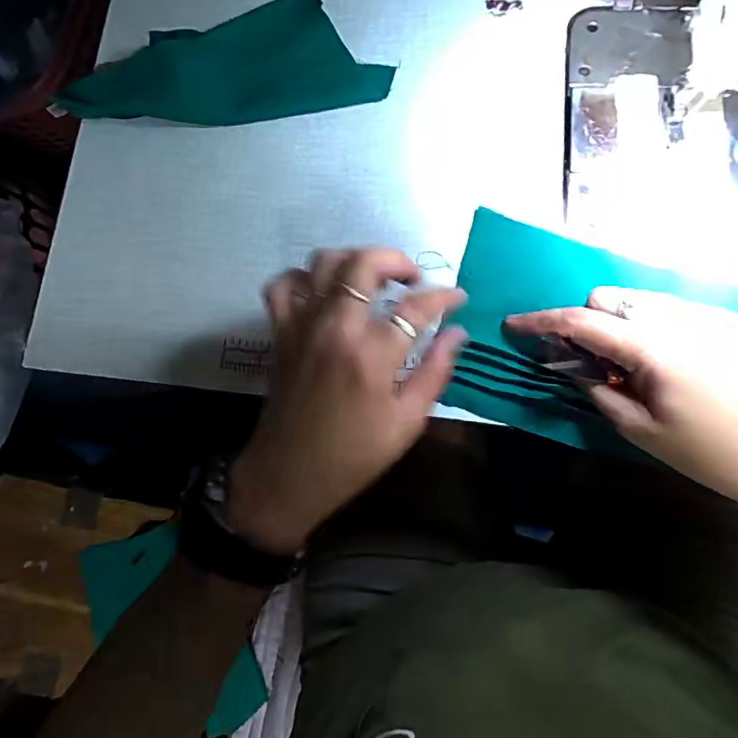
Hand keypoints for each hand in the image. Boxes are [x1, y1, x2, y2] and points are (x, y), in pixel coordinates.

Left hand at [225, 248, 466, 554]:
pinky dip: (305, 278)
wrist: (288, 477)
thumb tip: (457, 333)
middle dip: (397, 260)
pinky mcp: (280, 332)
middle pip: (365, 263)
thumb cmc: (354, 456)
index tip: (458, 298)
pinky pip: (283, 285)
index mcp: (371, 355)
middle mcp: (335, 328)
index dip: (444, 296)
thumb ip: (435, 371)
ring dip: (356, 261)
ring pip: (324, 262)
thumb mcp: (408, 422)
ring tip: (375, 280)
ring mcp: (302, 325)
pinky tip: (326, 293)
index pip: (416, 305)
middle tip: (414, 281)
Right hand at [505, 287, 737, 558]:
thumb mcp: (642, 431)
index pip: (582, 321)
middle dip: (587, 321)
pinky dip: (655, 326)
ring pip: (641, 298)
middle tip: (591, 363)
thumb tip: (574, 367)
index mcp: (653, 347)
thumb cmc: (710, 454)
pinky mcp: (729, 319)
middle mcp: (678, 317)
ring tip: (634, 365)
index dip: (542, 322)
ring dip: (621, 322)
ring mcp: (707, 313)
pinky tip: (672, 363)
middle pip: (609, 297)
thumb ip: (598, 391)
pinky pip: (674, 309)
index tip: (515, 326)